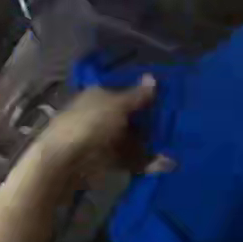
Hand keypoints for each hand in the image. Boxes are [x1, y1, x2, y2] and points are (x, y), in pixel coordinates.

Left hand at [27, 76, 167, 182]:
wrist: (64, 162)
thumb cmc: (90, 124)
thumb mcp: (117, 105)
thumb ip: (136, 95)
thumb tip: (152, 77)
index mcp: (99, 95)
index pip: (126, 92)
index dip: (146, 96)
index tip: (171, 101)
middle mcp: (101, 115)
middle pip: (131, 117)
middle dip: (152, 123)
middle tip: (178, 125)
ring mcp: (104, 139)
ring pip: (132, 140)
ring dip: (152, 145)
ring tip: (176, 148)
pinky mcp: (106, 162)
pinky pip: (130, 160)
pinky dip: (146, 162)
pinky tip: (166, 164)